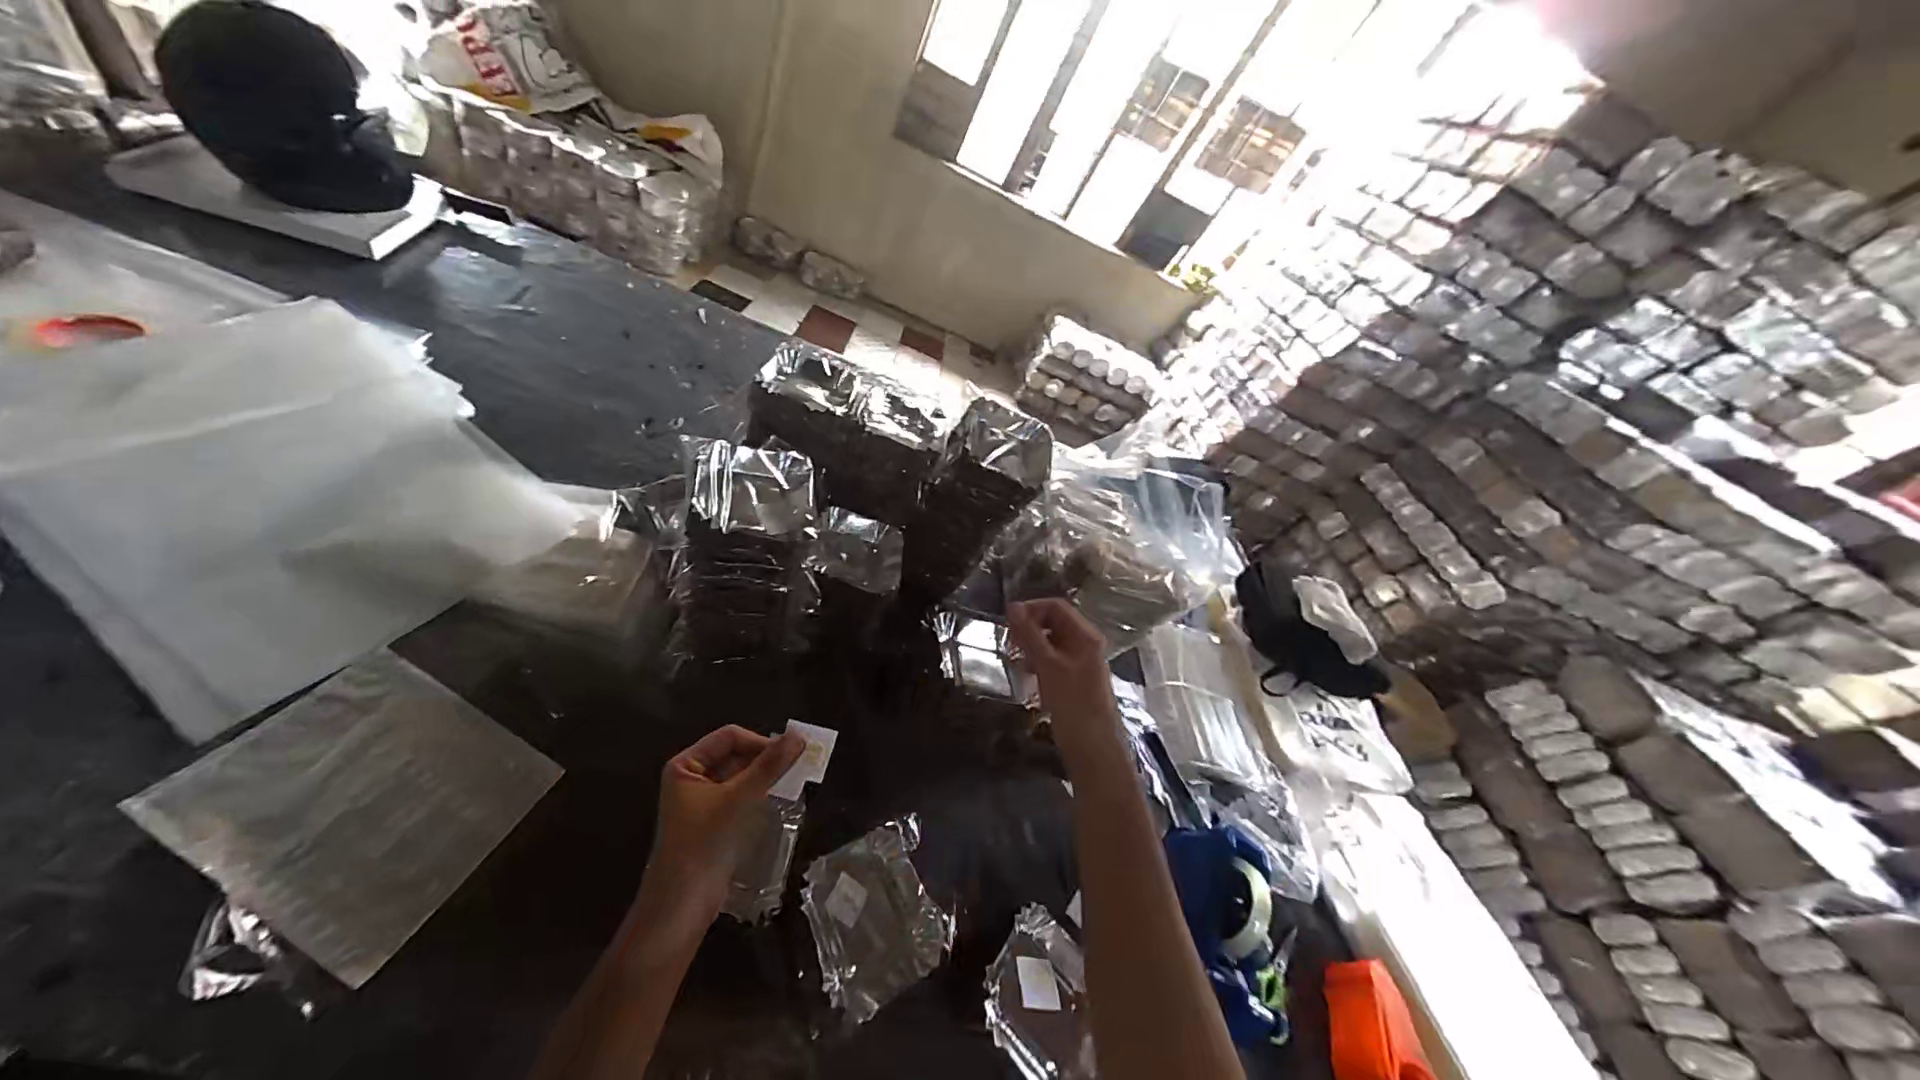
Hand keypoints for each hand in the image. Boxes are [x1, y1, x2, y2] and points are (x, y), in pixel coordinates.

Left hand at [649, 725, 804, 915]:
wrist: (682, 904)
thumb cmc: (704, 841)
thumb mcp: (739, 798)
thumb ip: (770, 765)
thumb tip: (799, 736)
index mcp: (686, 765)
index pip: (730, 737)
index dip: (760, 741)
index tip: (790, 754)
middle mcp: (692, 779)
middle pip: (736, 755)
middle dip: (765, 759)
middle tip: (798, 767)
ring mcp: (703, 802)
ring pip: (742, 777)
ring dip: (766, 777)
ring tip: (794, 782)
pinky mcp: (715, 823)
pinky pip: (742, 797)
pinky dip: (760, 795)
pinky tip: (780, 800)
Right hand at [1006, 599, 1122, 770]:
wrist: (1092, 747)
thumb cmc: (1072, 702)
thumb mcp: (1047, 665)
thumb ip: (1030, 635)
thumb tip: (1013, 606)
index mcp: (1085, 636)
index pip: (1056, 606)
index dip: (1031, 608)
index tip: (1007, 621)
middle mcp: (1085, 644)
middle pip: (1054, 623)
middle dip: (1029, 628)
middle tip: (1008, 642)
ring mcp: (1081, 663)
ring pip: (1051, 642)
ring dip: (1031, 645)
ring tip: (1015, 659)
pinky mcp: (1074, 680)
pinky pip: (1053, 661)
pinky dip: (1037, 662)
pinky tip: (1027, 675)